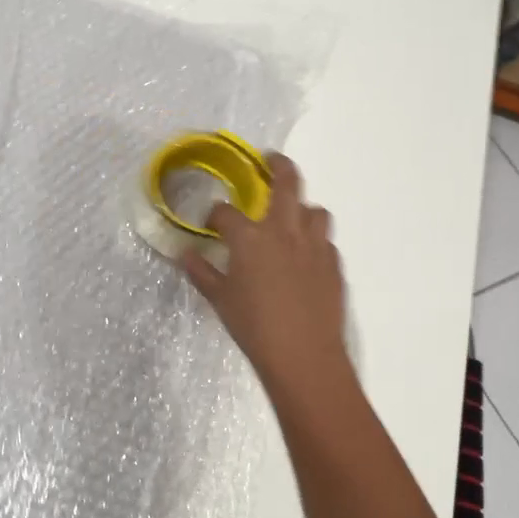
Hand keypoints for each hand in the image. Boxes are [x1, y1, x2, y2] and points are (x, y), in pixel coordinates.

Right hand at [181, 152, 347, 386]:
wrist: (304, 356)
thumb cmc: (254, 326)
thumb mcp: (219, 299)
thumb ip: (201, 272)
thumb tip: (184, 254)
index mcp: (250, 237)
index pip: (226, 212)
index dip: (214, 215)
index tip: (210, 223)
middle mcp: (284, 232)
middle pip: (287, 183)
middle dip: (278, 166)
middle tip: (271, 161)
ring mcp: (314, 247)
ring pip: (315, 210)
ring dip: (302, 208)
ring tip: (291, 218)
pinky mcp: (334, 265)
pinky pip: (325, 242)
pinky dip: (314, 241)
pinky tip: (304, 259)